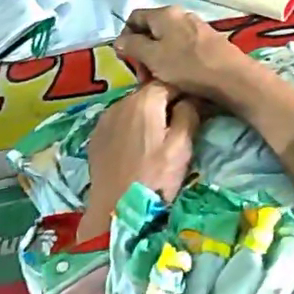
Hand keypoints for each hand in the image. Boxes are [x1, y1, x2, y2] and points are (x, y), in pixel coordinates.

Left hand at [81, 81, 202, 240]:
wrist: (114, 210)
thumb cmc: (153, 178)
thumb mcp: (181, 147)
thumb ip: (189, 115)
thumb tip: (191, 98)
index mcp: (144, 100)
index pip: (170, 83)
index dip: (186, 94)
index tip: (197, 110)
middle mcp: (120, 102)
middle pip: (149, 94)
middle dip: (165, 105)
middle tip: (179, 127)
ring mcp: (104, 119)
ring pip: (132, 108)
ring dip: (146, 117)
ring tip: (157, 140)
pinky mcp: (96, 136)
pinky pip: (118, 123)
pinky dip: (130, 128)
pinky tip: (136, 148)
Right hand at [115, 6, 256, 104]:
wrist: (232, 78)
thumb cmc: (188, 66)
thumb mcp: (152, 57)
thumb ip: (132, 45)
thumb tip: (118, 40)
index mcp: (164, 14)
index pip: (134, 18)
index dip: (125, 37)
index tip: (126, 59)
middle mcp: (180, 15)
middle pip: (150, 30)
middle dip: (141, 52)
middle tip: (142, 76)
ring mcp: (196, 28)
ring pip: (166, 41)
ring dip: (156, 60)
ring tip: (158, 81)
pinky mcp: (208, 42)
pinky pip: (181, 48)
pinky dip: (173, 61)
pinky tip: (176, 79)